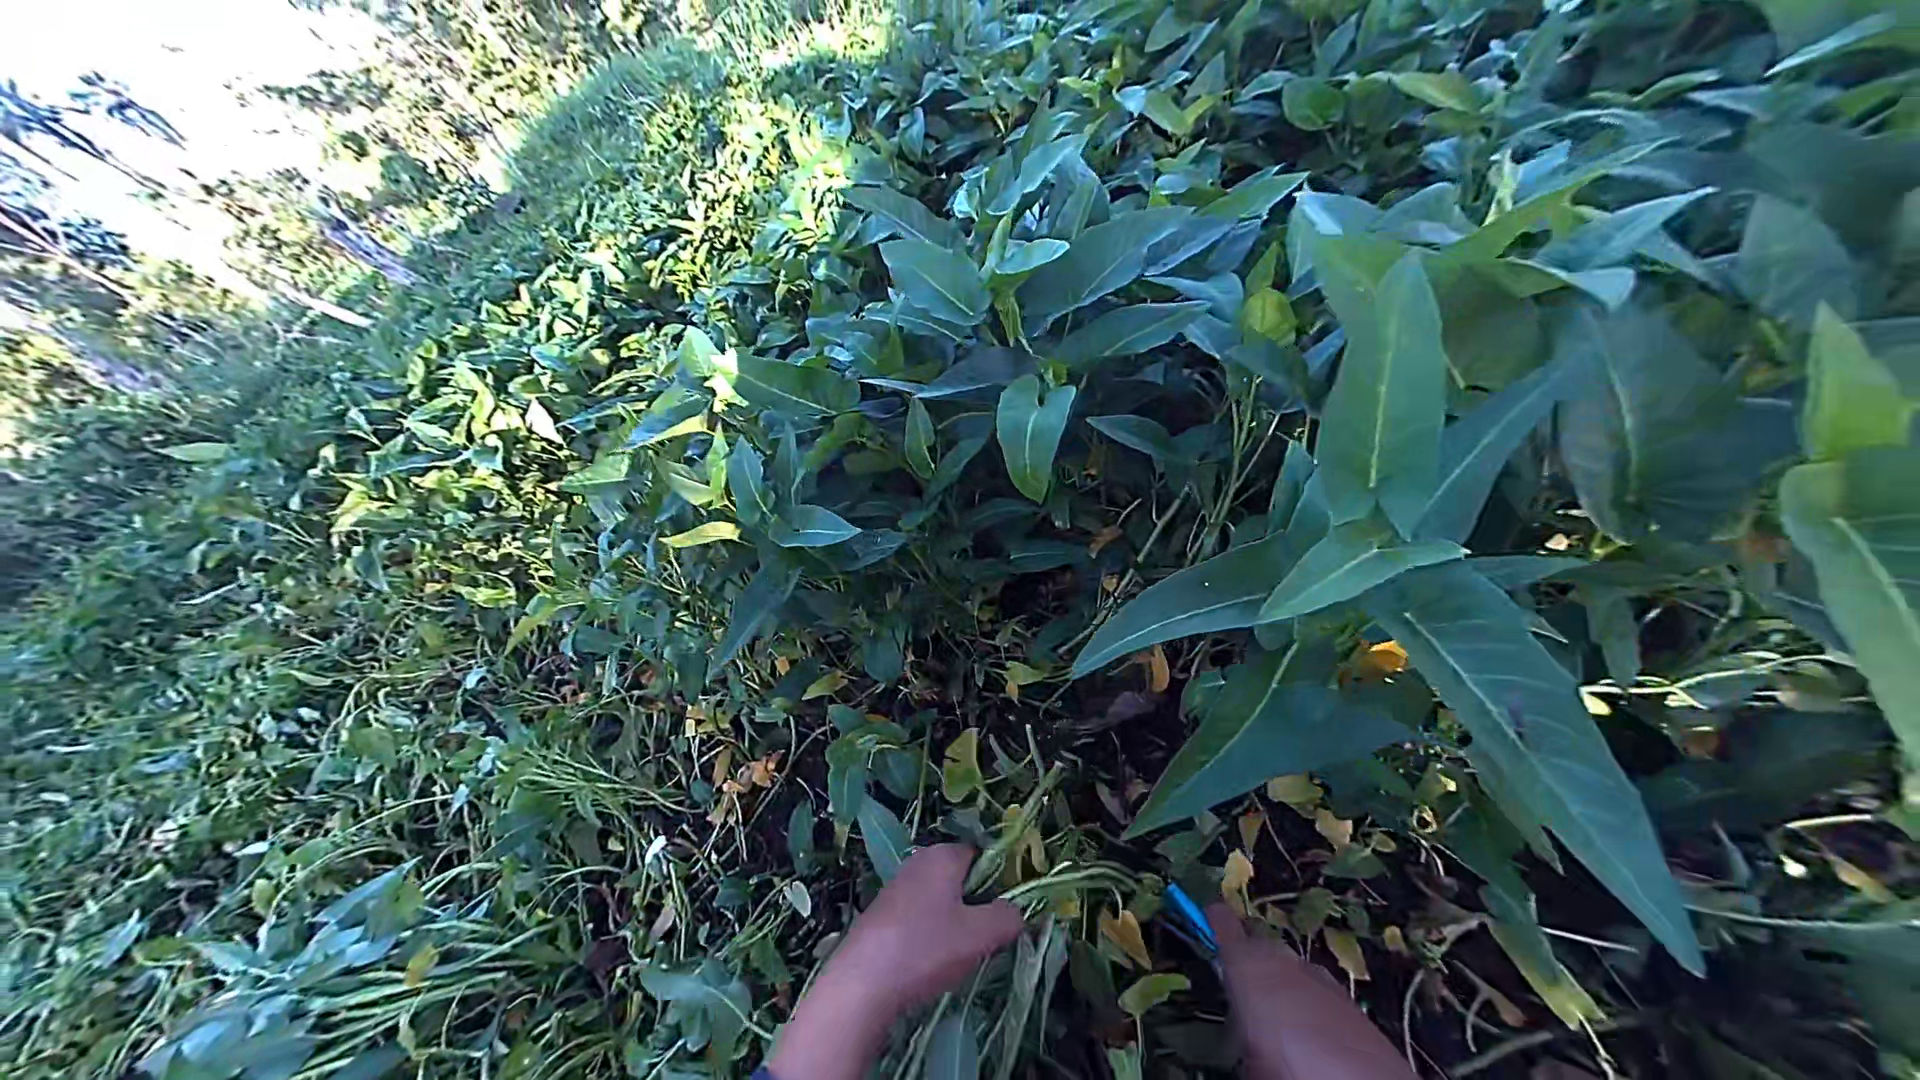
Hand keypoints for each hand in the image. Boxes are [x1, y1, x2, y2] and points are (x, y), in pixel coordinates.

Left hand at [768, 845, 1023, 1079]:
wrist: (862, 983)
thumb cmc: (926, 948)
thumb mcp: (979, 935)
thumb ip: (1008, 917)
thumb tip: (1020, 911)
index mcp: (943, 854)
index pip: (983, 853)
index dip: (1002, 877)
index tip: (1010, 907)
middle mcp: (919, 861)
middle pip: (962, 875)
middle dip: (979, 901)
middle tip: (990, 934)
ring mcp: (898, 885)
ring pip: (942, 896)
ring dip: (956, 919)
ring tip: (962, 952)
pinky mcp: (884, 912)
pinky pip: (921, 913)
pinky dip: (932, 931)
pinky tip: (932, 960)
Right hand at [1208, 903, 1417, 1079]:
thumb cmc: (1292, 1070)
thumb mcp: (1249, 1062)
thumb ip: (1241, 1036)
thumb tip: (1244, 1041)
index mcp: (1246, 964)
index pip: (1222, 922)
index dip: (1212, 918)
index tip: (1206, 915)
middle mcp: (1280, 959)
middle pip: (1257, 941)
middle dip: (1247, 954)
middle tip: (1238, 981)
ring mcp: (1317, 976)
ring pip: (1288, 965)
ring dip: (1280, 979)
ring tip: (1275, 1013)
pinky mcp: (1347, 999)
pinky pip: (1316, 989)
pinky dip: (1309, 1001)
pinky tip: (1312, 1035)